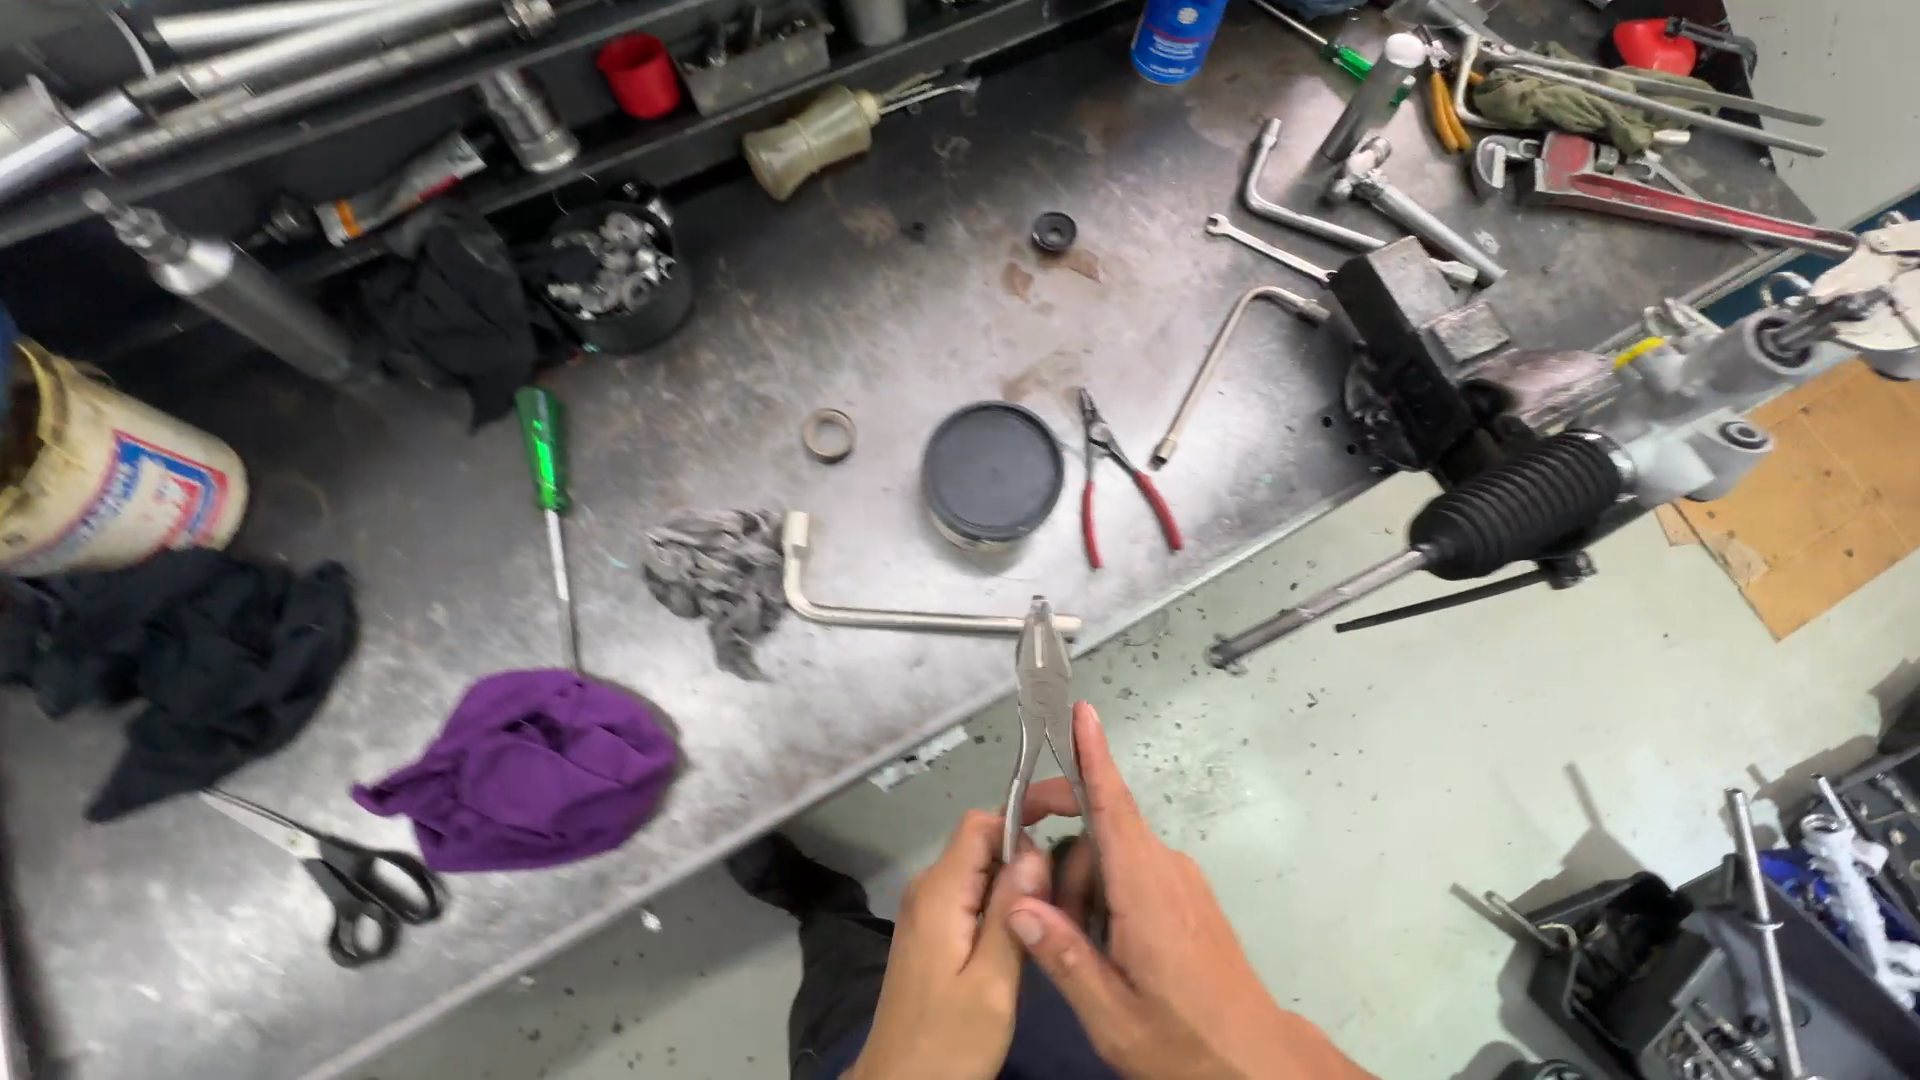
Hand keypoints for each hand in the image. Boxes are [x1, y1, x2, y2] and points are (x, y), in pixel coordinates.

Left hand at [845, 785, 1073, 1079]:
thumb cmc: (947, 1044)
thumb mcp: (991, 985)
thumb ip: (1011, 913)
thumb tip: (1033, 851)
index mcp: (940, 892)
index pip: (981, 823)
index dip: (1025, 807)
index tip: (1071, 809)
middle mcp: (930, 888)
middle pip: (983, 841)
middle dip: (1030, 843)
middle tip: (1077, 868)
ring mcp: (930, 910)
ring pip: (981, 867)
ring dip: (1021, 872)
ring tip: (1067, 891)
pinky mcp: (935, 930)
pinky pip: (974, 893)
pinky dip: (1007, 895)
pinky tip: (1035, 919)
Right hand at [1006, 702, 1375, 1079]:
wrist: (1258, 1063)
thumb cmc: (1185, 1041)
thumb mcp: (1112, 1015)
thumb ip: (1062, 956)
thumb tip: (1018, 904)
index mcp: (1145, 889)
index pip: (1113, 807)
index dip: (1094, 757)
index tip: (1081, 713)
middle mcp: (1166, 869)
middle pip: (1098, 836)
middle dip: (1065, 869)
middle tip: (1048, 923)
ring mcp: (1181, 880)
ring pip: (1113, 858)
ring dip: (1085, 893)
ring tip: (1088, 957)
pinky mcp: (1188, 895)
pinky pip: (1134, 873)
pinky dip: (1108, 899)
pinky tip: (1110, 951)